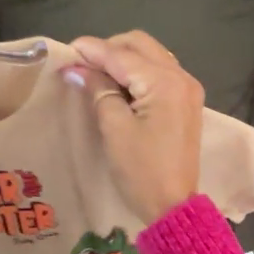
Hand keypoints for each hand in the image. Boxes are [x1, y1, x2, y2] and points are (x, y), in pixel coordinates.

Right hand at [64, 31, 203, 223]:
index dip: (91, 50)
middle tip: (82, 65)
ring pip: (151, 56)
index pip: (121, 55)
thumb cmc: (142, 172)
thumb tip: (77, 68)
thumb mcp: (114, 129)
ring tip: (98, 75)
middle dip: (109, 49)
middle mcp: (181, 78)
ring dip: (124, 59)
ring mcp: (187, 90)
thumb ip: (98, 90)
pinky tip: (119, 86)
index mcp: (164, 82)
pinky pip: (160, 74)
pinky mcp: (187, 104)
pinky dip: (138, 73)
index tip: (65, 51)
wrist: (173, 207)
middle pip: (140, 45)